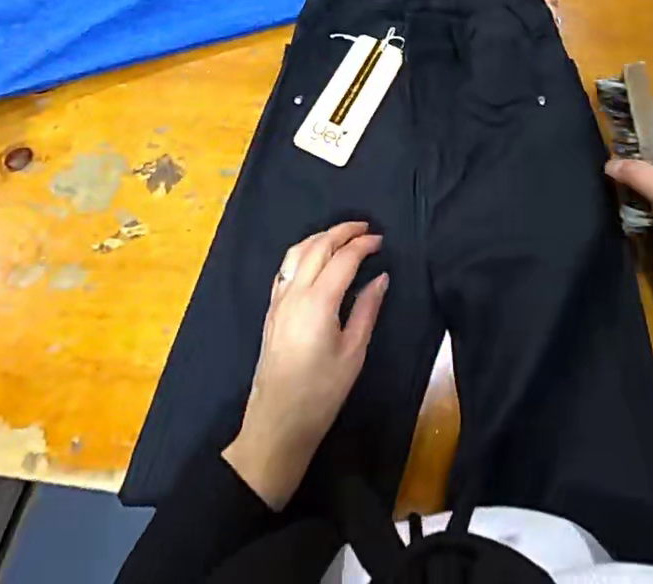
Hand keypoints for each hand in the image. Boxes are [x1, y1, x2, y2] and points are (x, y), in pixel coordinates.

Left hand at [223, 221, 388, 509]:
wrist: (278, 423)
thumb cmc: (322, 392)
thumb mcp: (354, 352)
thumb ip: (367, 309)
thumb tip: (380, 277)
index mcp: (319, 301)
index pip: (344, 258)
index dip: (364, 244)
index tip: (381, 241)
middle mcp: (295, 292)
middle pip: (318, 246)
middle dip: (342, 231)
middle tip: (365, 228)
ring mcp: (279, 299)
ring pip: (297, 252)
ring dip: (320, 237)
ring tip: (342, 236)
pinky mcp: (271, 310)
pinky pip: (285, 267)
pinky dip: (302, 252)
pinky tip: (313, 258)